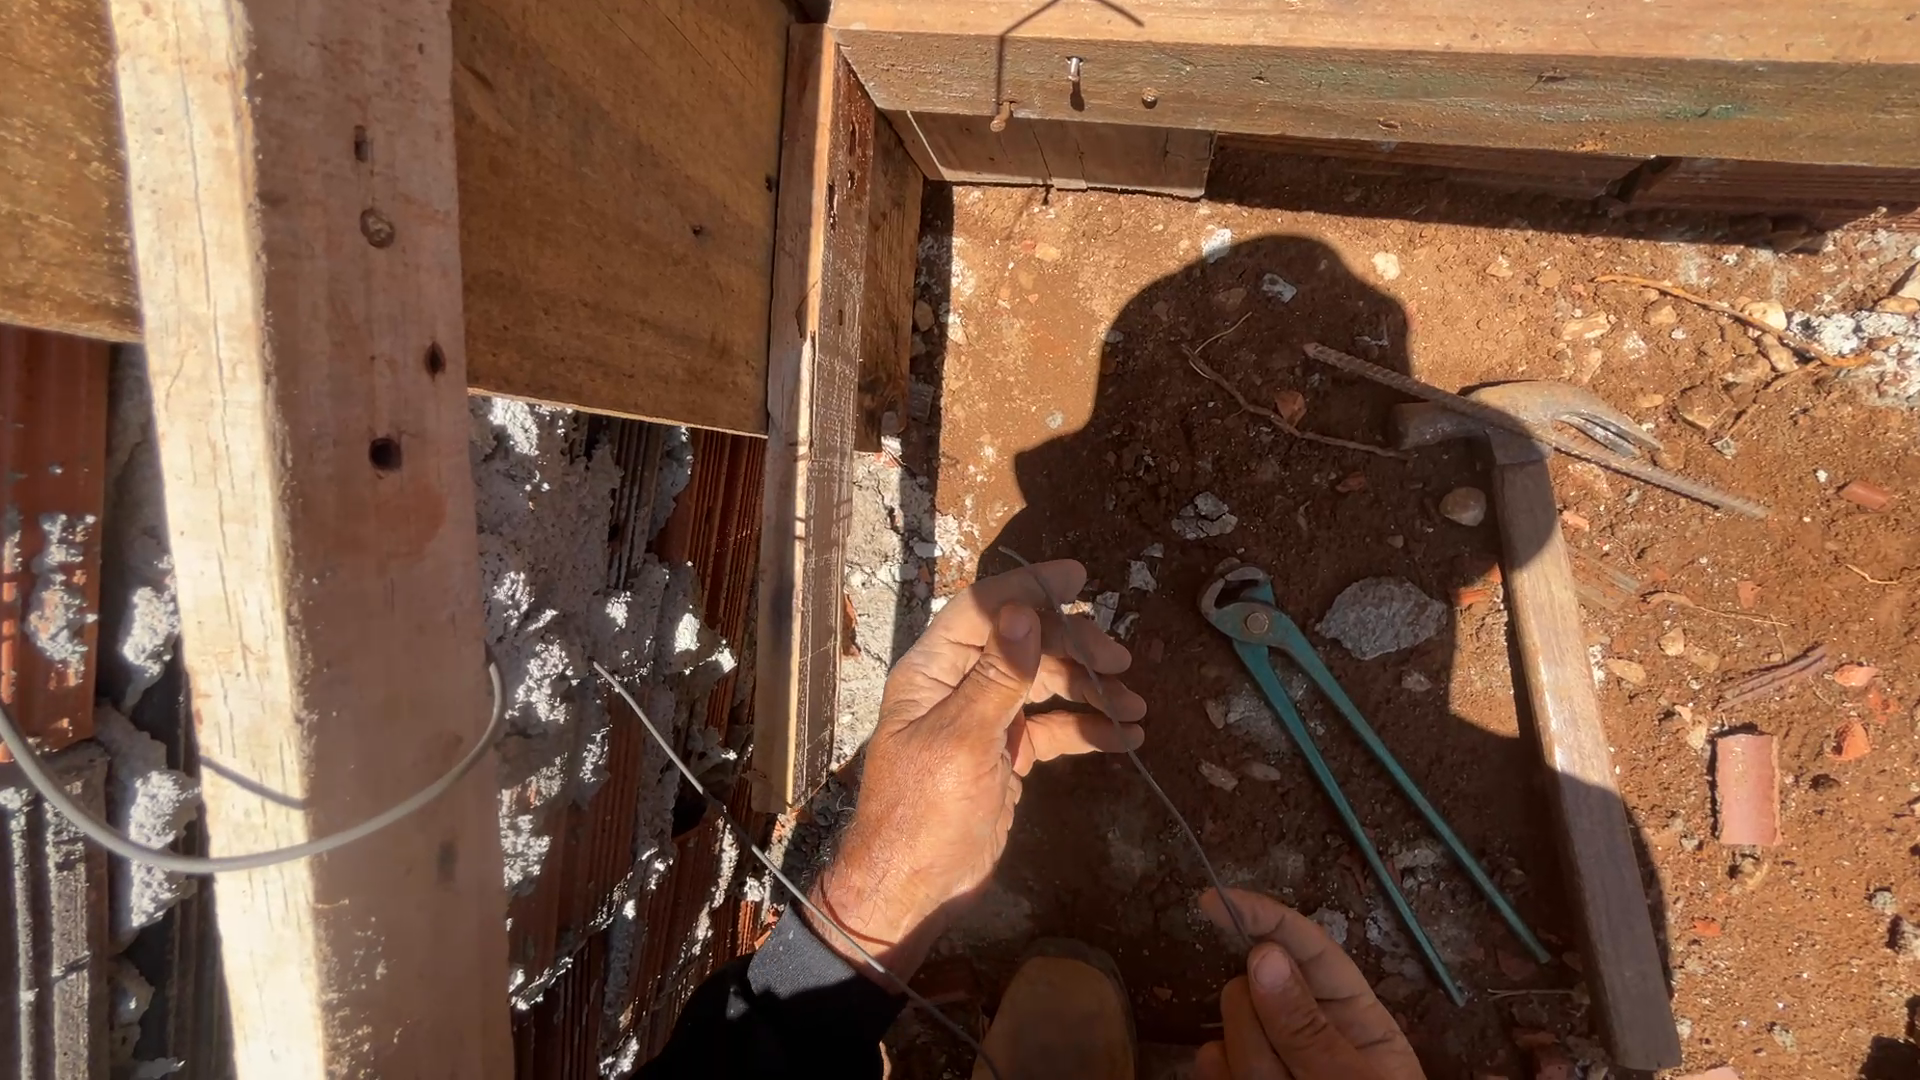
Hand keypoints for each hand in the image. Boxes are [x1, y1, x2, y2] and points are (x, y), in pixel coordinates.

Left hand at [810, 560, 1146, 978]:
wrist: (914, 892)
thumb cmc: (924, 812)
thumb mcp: (961, 740)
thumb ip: (997, 677)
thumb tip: (1024, 612)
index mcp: (934, 669)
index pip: (983, 609)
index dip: (1028, 588)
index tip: (1078, 578)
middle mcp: (960, 684)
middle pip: (1022, 643)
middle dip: (1071, 645)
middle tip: (1119, 658)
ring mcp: (986, 718)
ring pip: (1043, 683)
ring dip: (1088, 687)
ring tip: (1133, 702)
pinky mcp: (1008, 753)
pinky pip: (1052, 729)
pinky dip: (1085, 729)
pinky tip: (1124, 737)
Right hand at [1196, 888, 1425, 1079]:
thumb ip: (1312, 1032)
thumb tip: (1262, 955)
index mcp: (1354, 1014)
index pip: (1304, 943)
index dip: (1259, 912)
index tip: (1210, 903)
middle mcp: (1309, 1025)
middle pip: (1254, 985)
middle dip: (1260, 1029)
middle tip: (1287, 1077)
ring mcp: (1274, 1056)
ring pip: (1232, 1027)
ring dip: (1251, 1066)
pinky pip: (1213, 1064)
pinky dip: (1223, 1078)